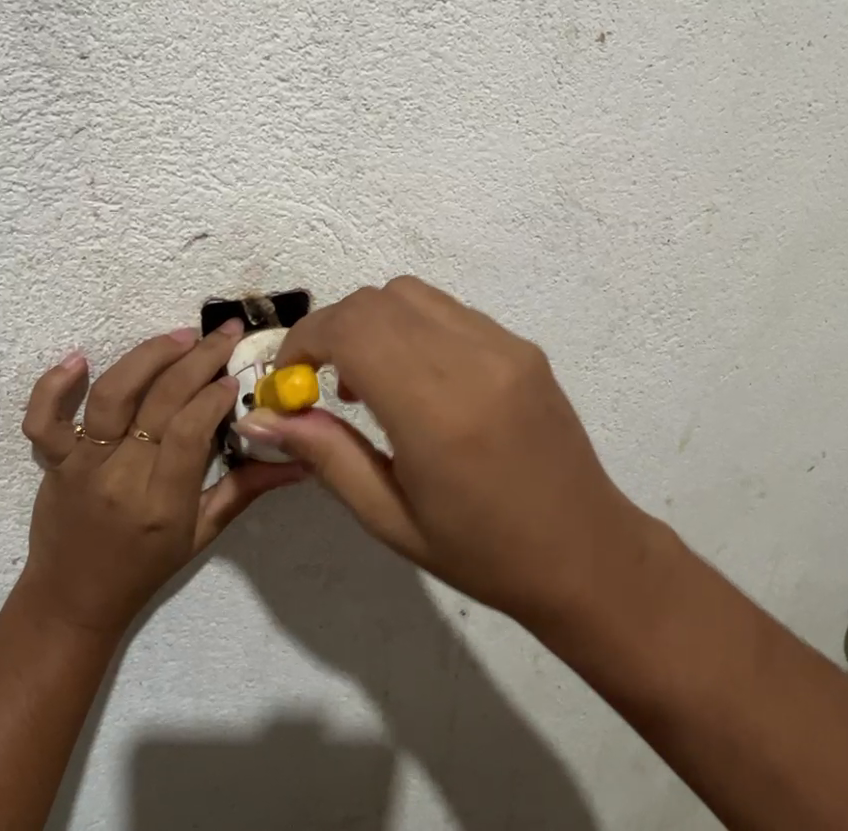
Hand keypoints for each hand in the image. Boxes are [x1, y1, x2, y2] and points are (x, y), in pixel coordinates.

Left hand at [17, 321, 304, 635]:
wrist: (74, 598)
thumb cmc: (146, 567)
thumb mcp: (203, 534)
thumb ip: (247, 490)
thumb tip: (300, 459)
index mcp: (162, 501)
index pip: (189, 430)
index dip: (214, 395)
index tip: (236, 375)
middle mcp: (120, 477)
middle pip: (157, 401)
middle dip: (196, 359)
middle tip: (223, 334)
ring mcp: (82, 465)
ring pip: (109, 396)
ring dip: (147, 356)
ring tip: (180, 337)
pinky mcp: (53, 460)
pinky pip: (43, 420)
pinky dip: (53, 386)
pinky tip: (78, 357)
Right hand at [236, 277, 650, 626]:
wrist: (586, 552)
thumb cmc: (483, 553)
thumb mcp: (391, 519)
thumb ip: (326, 455)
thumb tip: (261, 417)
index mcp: (437, 411)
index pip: (351, 329)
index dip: (304, 341)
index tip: (290, 380)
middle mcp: (473, 361)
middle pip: (376, 301)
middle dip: (332, 329)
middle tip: (321, 384)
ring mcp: (505, 347)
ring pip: (411, 295)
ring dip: (371, 323)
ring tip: (368, 383)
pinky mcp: (523, 347)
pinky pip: (448, 312)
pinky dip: (411, 328)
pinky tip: (416, 381)